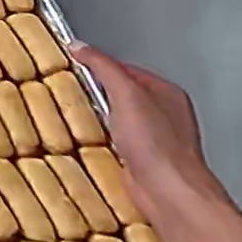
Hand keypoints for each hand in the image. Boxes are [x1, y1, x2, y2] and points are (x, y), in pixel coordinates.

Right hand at [69, 43, 230, 225]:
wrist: (168, 194)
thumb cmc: (157, 145)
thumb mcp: (125, 93)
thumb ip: (103, 66)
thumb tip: (80, 47)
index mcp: (167, 93)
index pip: (126, 69)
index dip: (99, 66)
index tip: (75, 66)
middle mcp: (165, 115)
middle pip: (120, 94)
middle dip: (96, 93)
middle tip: (73, 91)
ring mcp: (155, 139)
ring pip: (116, 119)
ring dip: (98, 119)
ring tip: (79, 116)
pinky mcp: (143, 161)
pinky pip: (114, 141)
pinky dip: (101, 139)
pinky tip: (91, 141)